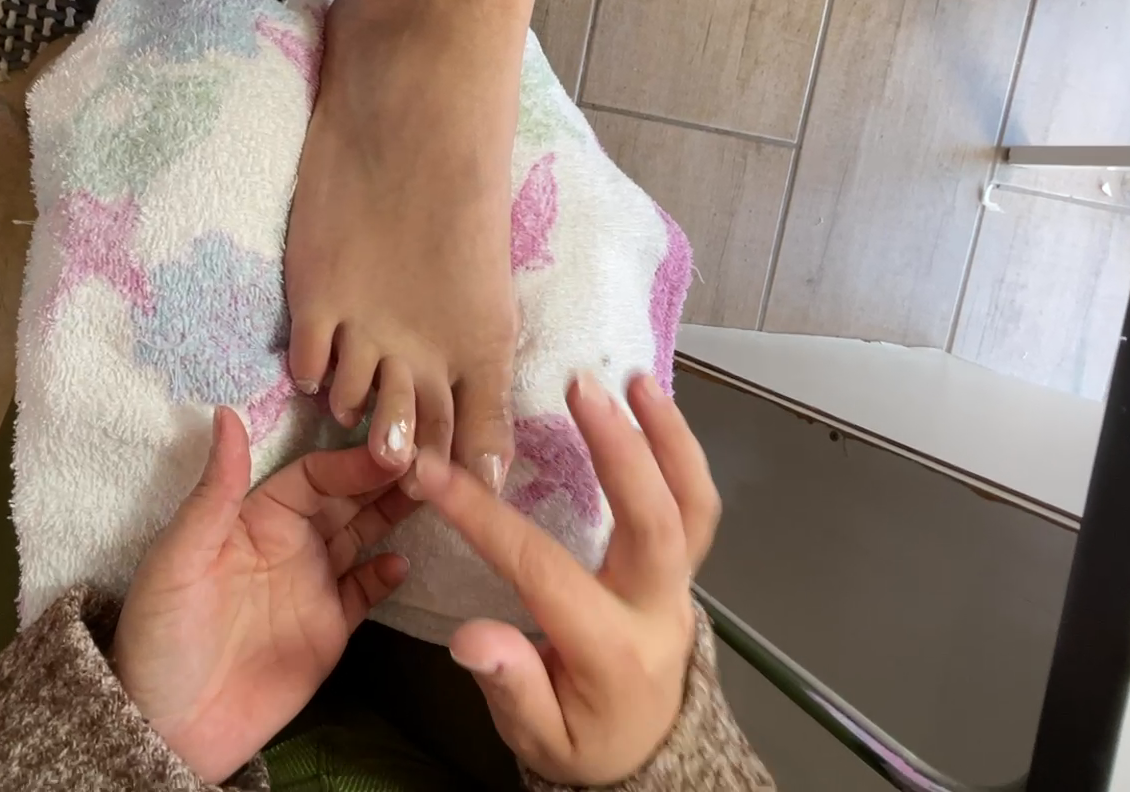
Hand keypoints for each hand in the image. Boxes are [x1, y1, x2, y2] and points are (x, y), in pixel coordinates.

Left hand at [113, 407, 420, 782]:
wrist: (171, 730)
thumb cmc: (162, 634)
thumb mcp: (180, 556)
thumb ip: (214, 490)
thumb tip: (226, 413)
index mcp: (257, 516)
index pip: (313, 475)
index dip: (349, 462)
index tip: (389, 449)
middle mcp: (292, 541)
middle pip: (346, 498)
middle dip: (383, 478)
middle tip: (428, 460)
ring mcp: (314, 583)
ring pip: (363, 534)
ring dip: (392, 514)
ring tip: (432, 496)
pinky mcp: (330, 627)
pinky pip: (366, 591)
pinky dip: (386, 575)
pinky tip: (402, 563)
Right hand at [286, 0, 521, 487]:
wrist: (418, 108)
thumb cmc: (470, 174)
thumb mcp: (491, 267)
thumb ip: (478, 335)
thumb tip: (471, 374)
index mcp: (485, 340)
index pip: (478, 434)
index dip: (467, 469)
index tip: (454, 485)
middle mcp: (426, 349)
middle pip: (416, 435)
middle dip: (410, 457)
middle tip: (398, 463)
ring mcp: (366, 327)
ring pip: (353, 407)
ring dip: (356, 411)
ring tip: (353, 408)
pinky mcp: (316, 298)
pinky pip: (306, 368)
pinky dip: (311, 372)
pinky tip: (314, 361)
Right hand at [410, 372, 720, 785]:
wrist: (647, 751)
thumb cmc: (582, 739)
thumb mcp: (538, 737)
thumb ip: (511, 685)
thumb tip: (471, 637)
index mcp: (611, 648)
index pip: (541, 567)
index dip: (482, 517)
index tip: (433, 471)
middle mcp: (656, 606)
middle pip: (653, 521)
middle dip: (620, 450)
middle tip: (582, 388)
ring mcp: (680, 583)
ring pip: (693, 505)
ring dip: (669, 437)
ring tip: (638, 379)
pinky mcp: (684, 567)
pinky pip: (696, 506)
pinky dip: (680, 452)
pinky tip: (653, 406)